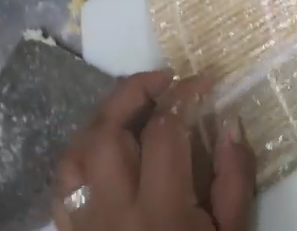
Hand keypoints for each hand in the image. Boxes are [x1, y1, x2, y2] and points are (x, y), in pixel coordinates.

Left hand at [52, 70, 256, 230]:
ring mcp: (83, 229)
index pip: (164, 131)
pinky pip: (62, 186)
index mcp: (160, 212)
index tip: (205, 81)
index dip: (184, 94)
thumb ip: (235, 175)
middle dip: (133, 93)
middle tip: (164, 80)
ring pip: (73, 156)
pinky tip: (108, 147)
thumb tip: (228, 121)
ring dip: (102, 119)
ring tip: (134, 106)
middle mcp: (112, 215)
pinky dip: (82, 154)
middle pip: (104, 135)